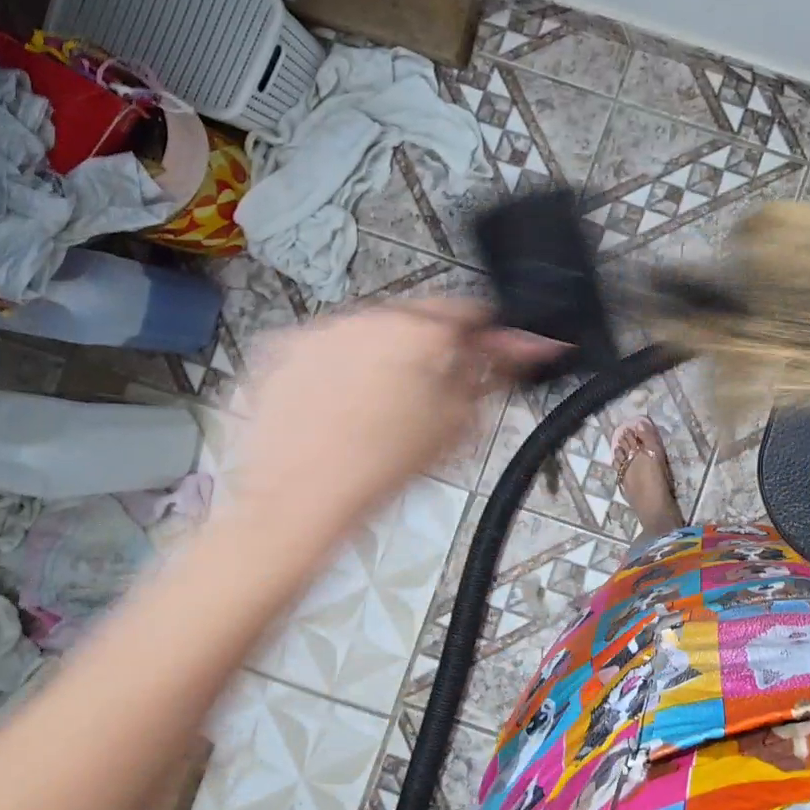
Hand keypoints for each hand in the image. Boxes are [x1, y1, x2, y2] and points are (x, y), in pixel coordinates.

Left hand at [228, 298, 561, 538]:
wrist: (299, 498)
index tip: (490, 357)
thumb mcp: (460, 421)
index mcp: (423, 329)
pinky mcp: (282, 349)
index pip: (473, 311)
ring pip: (372, 332)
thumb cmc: (384, 466)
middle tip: (436, 393)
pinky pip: (328, 348)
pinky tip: (342, 409)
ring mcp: (322, 330)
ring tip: (382, 409)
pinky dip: (339, 368)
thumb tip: (527, 346)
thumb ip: (495, 372)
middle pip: (420, 319)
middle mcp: (371, 316)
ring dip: (386, 355)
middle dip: (432, 348)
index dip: (487, 337)